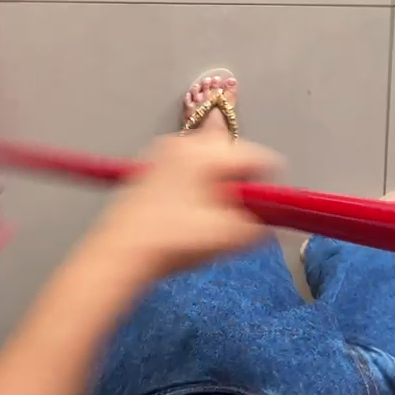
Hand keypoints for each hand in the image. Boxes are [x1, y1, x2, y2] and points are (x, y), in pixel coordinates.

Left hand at [81, 131, 283, 282]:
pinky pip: (185, 164)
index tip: (275, 204)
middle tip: (243, 205)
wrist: (119, 253)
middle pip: (229, 150)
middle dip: (241, 175)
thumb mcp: (227, 236)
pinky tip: (192, 206)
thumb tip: (275, 224)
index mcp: (207, 152)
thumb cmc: (174, 241)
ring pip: (206, 156)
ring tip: (217, 208)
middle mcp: (185, 142)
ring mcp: (162, 151)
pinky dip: (196, 178)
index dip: (271, 180)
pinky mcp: (148, 166)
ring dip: (218, 176)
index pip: (256, 155)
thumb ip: (260, 227)